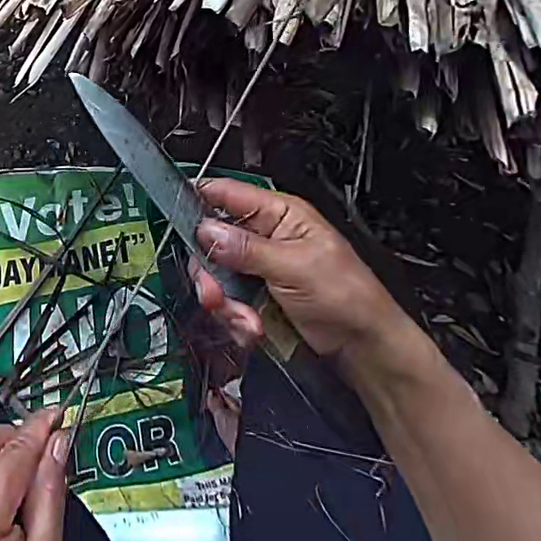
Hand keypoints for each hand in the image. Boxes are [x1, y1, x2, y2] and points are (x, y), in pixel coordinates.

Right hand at [192, 178, 409, 358]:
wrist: (364, 346)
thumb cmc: (348, 295)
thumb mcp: (295, 266)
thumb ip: (247, 248)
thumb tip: (207, 228)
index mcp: (280, 214)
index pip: (229, 194)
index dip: (200, 201)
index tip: (176, 217)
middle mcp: (265, 236)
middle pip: (213, 241)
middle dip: (211, 273)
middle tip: (214, 294)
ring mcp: (260, 268)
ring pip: (218, 277)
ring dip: (226, 303)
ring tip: (247, 321)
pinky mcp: (257, 297)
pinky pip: (229, 303)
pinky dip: (236, 320)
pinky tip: (254, 330)